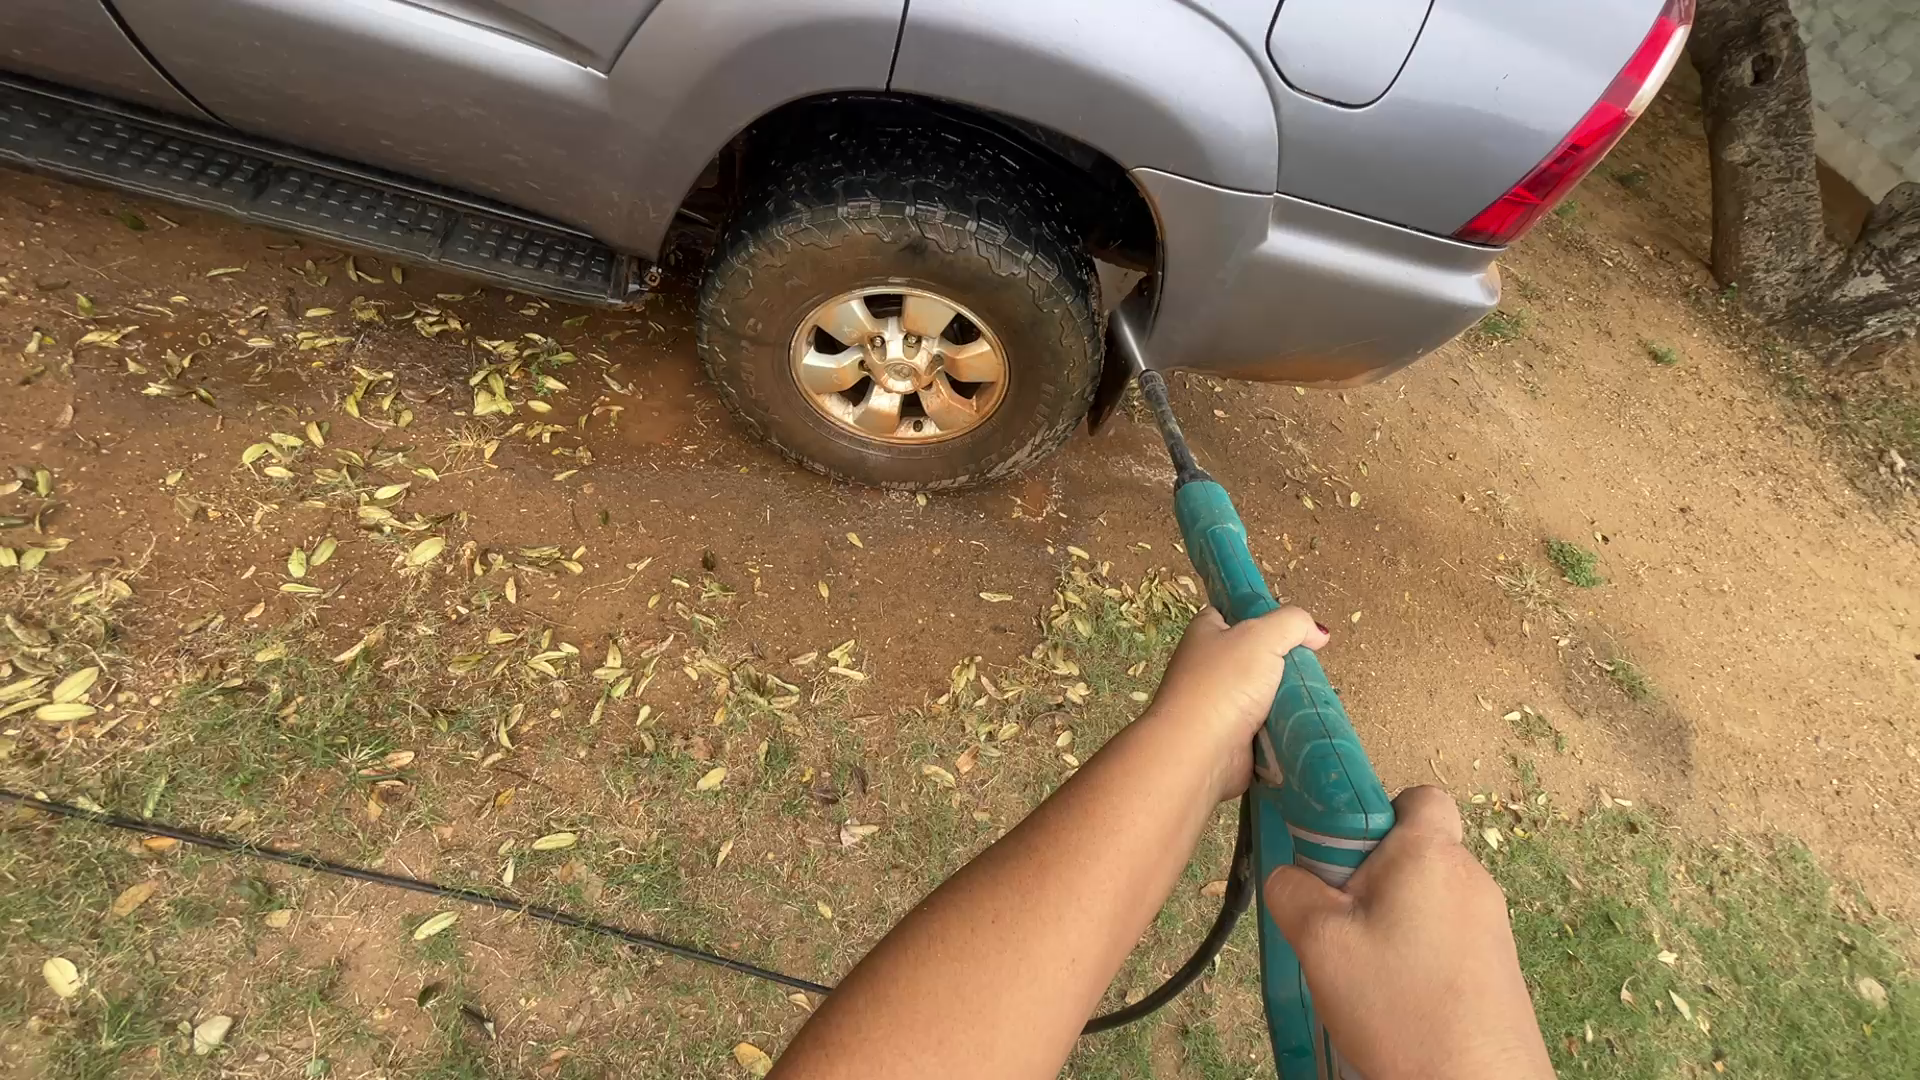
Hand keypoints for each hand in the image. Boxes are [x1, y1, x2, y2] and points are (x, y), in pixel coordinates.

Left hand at [1142, 605, 1327, 801]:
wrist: (1199, 751)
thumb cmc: (1223, 684)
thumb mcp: (1260, 637)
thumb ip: (1291, 623)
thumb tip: (1317, 632)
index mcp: (1205, 632)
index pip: (1235, 613)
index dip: (1263, 616)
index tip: (1295, 629)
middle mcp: (1209, 665)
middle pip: (1258, 656)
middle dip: (1286, 664)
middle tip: (1311, 670)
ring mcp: (1221, 701)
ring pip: (1268, 693)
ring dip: (1290, 699)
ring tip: (1314, 700)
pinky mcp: (1234, 734)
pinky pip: (1269, 725)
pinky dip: (1286, 726)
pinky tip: (1304, 725)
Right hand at [1263, 787, 1554, 1079]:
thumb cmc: (1398, 1004)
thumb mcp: (1316, 938)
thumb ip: (1290, 887)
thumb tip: (1295, 880)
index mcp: (1432, 855)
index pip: (1420, 796)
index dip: (1378, 809)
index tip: (1342, 849)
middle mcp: (1472, 881)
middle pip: (1413, 847)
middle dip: (1370, 869)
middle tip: (1337, 913)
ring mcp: (1492, 929)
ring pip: (1424, 893)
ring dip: (1387, 912)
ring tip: (1359, 961)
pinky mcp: (1498, 972)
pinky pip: (1442, 932)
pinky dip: (1412, 946)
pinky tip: (1390, 991)